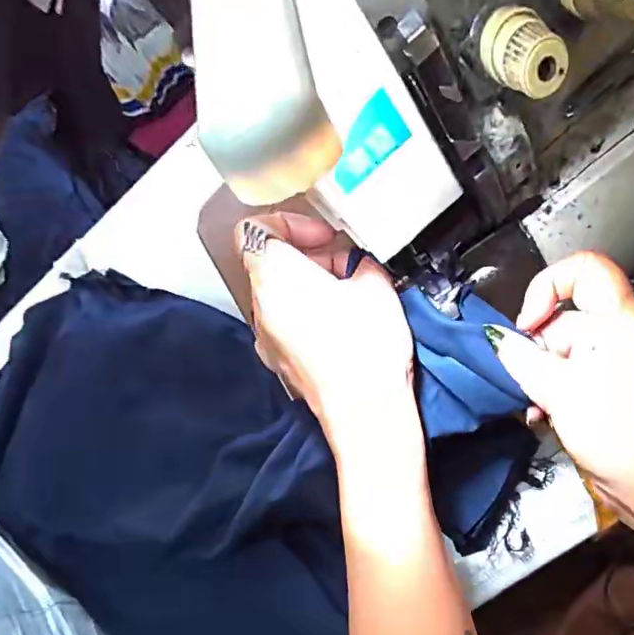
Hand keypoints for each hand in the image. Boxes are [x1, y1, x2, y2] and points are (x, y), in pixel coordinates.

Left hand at [236, 213, 417, 452]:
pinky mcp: (281, 364)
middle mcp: (261, 307)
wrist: (365, 410)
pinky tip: (341, 329)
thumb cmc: (365, 349)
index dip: (291, 224)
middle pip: (272, 265)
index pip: (256, 229)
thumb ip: (360, 261)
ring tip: (348, 299)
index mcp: (275, 276)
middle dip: (309, 259)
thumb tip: (357, 264)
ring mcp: (267, 340)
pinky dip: (308, 319)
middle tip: (346, 267)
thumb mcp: (376, 285)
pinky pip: (288, 328)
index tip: (322, 236)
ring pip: (281, 297)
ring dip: (309, 290)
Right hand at [490, 253, 633, 537]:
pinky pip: (576, 370)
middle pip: (567, 316)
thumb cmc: (610, 430)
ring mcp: (619, 358)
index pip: (584, 269)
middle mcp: (624, 330)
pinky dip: (556, 387)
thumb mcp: (556, 390)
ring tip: (537, 405)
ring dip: (543, 374)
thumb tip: (498, 340)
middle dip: (539, 345)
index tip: (527, 325)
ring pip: (566, 348)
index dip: (547, 286)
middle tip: (529, 378)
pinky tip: (543, 414)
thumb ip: (522, 358)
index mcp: (620, 319)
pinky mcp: (613, 383)